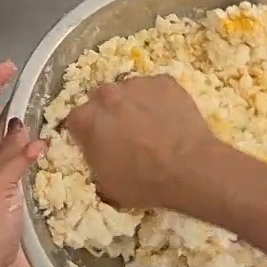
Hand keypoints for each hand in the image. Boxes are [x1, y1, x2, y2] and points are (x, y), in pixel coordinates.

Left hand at [0, 62, 46, 266]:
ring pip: (20, 146)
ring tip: (58, 112)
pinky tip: (63, 150)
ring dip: (35, 130)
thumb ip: (12, 157)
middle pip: (0, 125)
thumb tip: (30, 132)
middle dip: (17, 104)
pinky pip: (35, 169)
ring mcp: (5, 182)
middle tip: (42, 86)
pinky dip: (47, 157)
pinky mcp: (23, 199)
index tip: (9, 67)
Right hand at [62, 75, 222, 212]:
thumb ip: (94, 161)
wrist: (190, 169)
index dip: (86, 133)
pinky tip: (169, 120)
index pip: (75, 121)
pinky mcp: (164, 81)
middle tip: (124, 134)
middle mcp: (106, 94)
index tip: (98, 143)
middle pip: (100, 100)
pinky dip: (158, 101)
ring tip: (151, 127)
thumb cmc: (144, 183)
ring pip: (128, 92)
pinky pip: (155, 89)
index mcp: (86, 120)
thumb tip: (97, 155)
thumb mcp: (106, 185)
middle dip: (108, 114)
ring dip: (133, 105)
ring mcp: (136, 84)